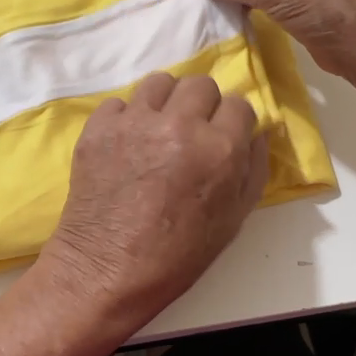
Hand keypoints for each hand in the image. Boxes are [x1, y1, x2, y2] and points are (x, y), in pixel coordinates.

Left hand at [36, 73, 267, 328]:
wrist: (106, 272)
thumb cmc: (176, 257)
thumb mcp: (233, 221)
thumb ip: (253, 170)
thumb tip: (258, 133)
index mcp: (219, 149)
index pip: (240, 105)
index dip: (232, 124)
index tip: (222, 142)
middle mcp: (179, 124)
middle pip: (200, 85)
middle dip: (201, 108)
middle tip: (190, 137)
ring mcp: (134, 123)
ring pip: (160, 83)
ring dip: (165, 103)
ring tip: (157, 132)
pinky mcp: (98, 128)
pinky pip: (119, 103)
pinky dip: (125, 119)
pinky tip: (125, 146)